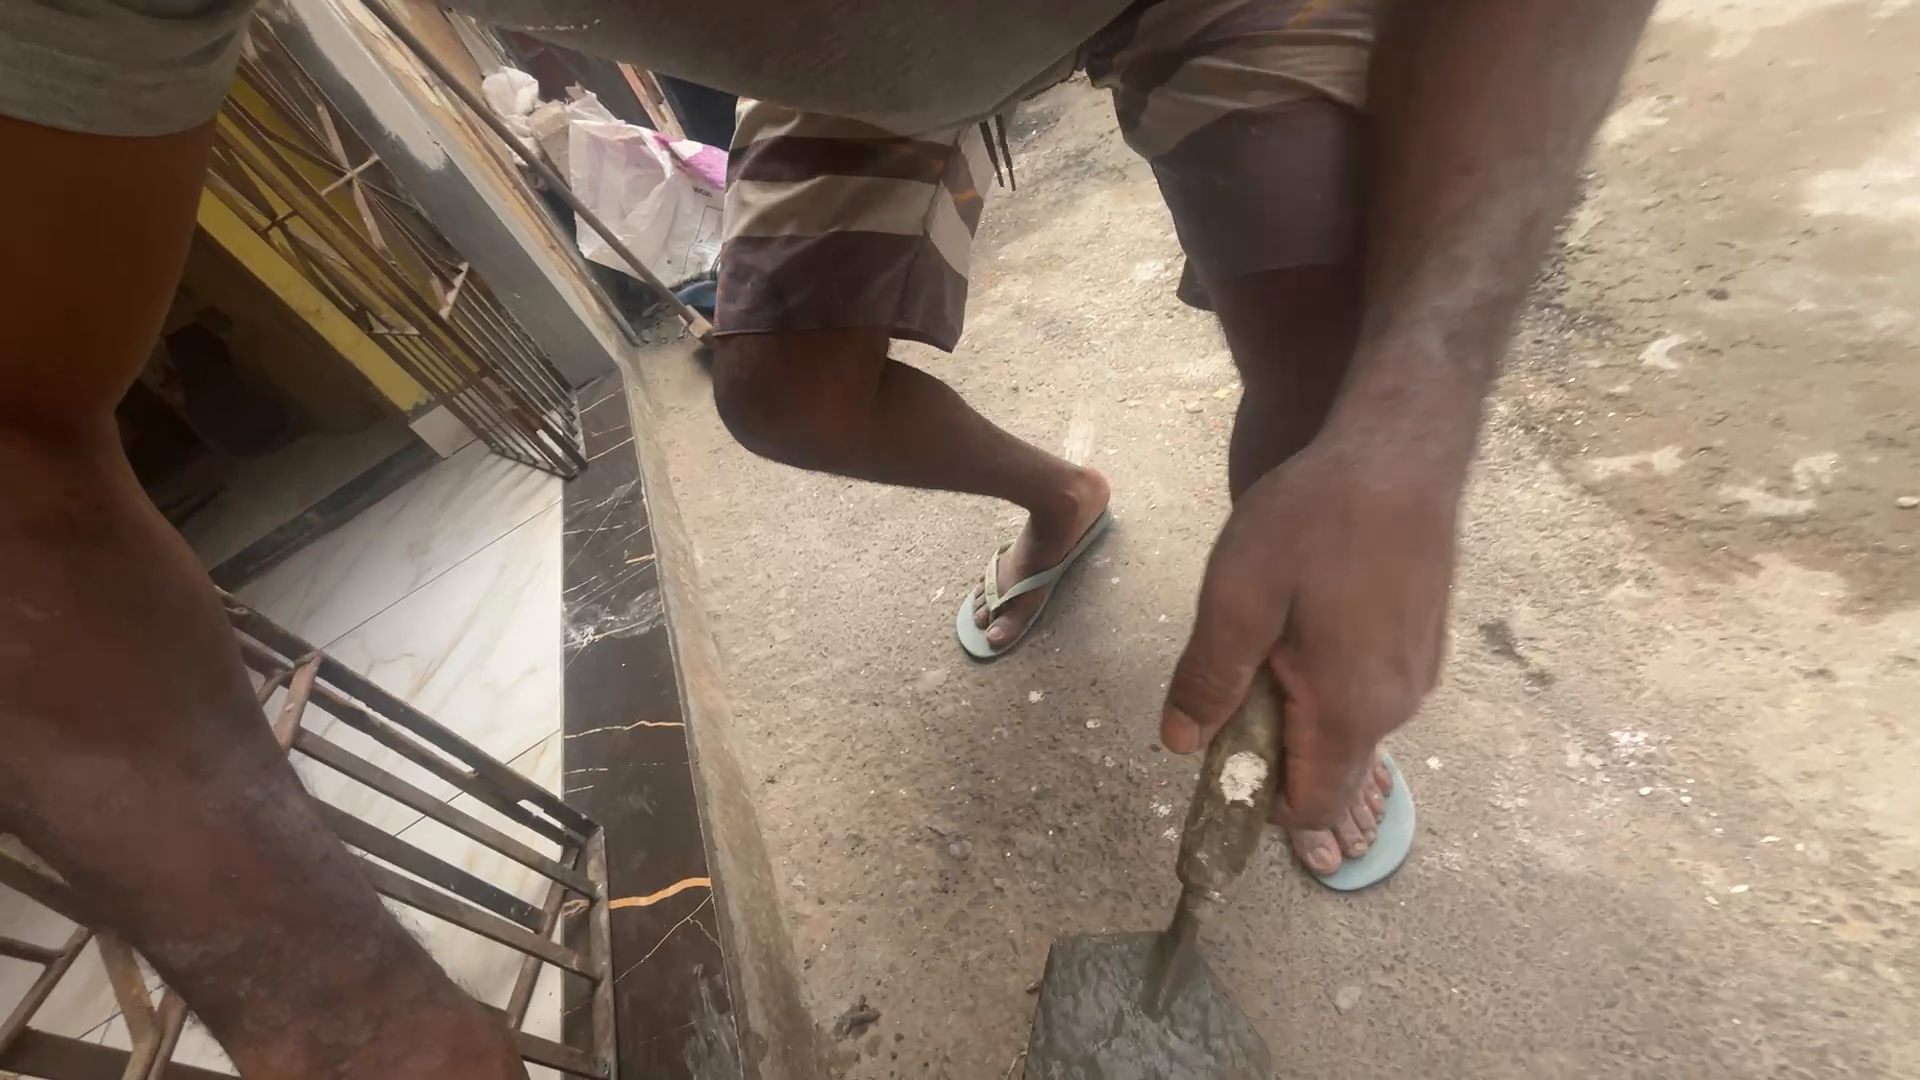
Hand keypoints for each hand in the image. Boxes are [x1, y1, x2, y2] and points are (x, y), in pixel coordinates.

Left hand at [1160, 423, 1460, 826]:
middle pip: (1320, 764)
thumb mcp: (1236, 602)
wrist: (1397, 452)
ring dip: (1292, 697)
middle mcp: (1398, 707)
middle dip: (1266, 736)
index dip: (1254, 795)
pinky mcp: (1420, 639)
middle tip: (1232, 662)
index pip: (1309, 807)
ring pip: (1339, 721)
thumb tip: (1182, 745)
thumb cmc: (1311, 524)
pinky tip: (1304, 606)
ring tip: (1266, 625)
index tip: (1215, 749)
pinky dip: (1322, 670)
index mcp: (1352, 711)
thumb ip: (1208, 681)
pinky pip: (1361, 683)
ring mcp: (1417, 672)